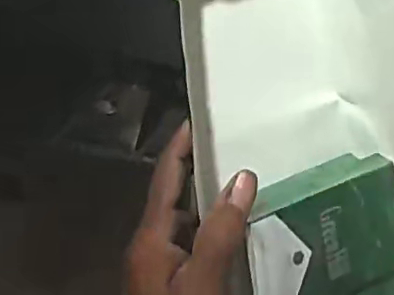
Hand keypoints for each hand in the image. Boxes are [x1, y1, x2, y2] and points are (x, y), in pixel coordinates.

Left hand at [126, 122, 256, 294]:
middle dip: (203, 167)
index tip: (198, 115)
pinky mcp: (170, 284)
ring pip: (187, 219)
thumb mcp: (202, 281)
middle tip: (232, 143)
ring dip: (211, 198)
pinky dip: (212, 226)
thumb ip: (220, 232)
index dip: (181, 143)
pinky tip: (235, 227)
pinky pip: (193, 242)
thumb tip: (244, 176)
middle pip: (177, 195)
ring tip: (241, 178)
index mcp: (149, 238)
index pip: (165, 175)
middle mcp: (149, 247)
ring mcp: (158, 268)